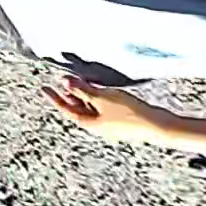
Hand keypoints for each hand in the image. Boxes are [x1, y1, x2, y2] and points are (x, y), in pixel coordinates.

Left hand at [41, 76, 179, 145]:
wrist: (161, 126)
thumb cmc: (130, 113)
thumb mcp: (102, 98)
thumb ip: (82, 90)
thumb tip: (65, 82)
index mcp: (89, 124)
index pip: (66, 110)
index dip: (54, 97)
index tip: (44, 88)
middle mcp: (98, 125)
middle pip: (77, 107)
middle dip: (69, 93)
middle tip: (61, 79)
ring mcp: (110, 123)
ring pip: (90, 106)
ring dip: (82, 93)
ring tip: (76, 80)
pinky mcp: (121, 119)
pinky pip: (103, 106)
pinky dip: (96, 96)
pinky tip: (96, 86)